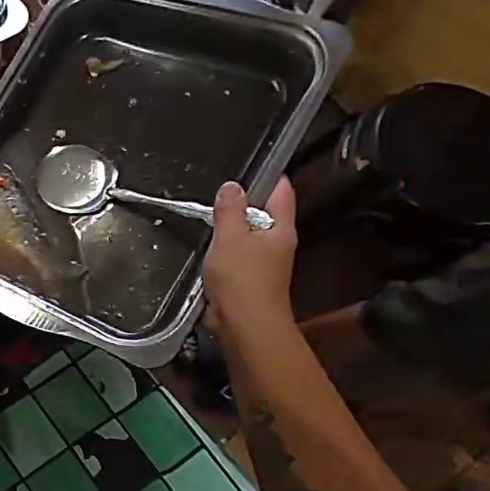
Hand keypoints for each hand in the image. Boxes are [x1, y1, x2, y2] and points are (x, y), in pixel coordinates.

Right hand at [202, 177, 296, 335]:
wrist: (245, 327)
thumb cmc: (242, 280)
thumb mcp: (230, 237)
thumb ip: (230, 210)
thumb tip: (232, 187)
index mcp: (281, 229)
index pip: (282, 191)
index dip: (269, 175)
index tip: (253, 164)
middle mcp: (278, 244)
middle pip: (262, 214)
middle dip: (242, 204)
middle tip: (218, 194)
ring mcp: (264, 265)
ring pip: (246, 238)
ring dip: (229, 232)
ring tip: (208, 221)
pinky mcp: (249, 282)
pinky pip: (235, 259)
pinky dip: (222, 254)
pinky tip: (207, 254)